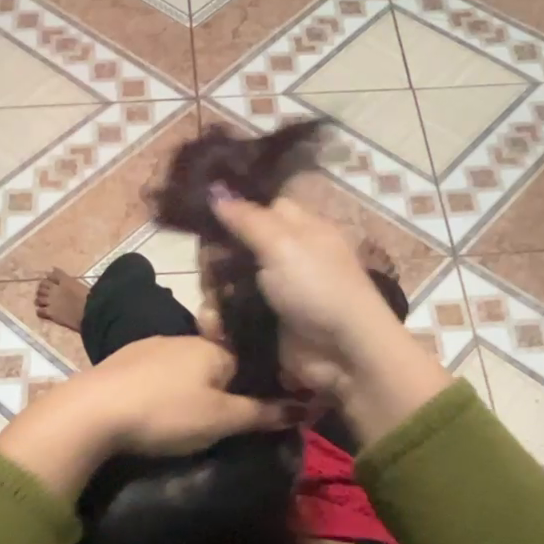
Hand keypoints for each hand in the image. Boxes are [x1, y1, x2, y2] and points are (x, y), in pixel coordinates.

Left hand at [78, 335, 292, 455]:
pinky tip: (157, 409)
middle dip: (224, 386)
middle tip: (224, 421)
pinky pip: (157, 374)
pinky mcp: (121, 362)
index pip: (251, 361)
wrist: (91, 412)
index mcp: (214, 348)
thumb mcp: (222, 420)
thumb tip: (308, 408)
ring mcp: (149, 347)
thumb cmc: (166, 414)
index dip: (259, 386)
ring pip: (184, 367)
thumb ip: (263, 413)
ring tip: (190, 418)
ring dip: (191, 388)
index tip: (260, 412)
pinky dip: (164, 390)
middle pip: (217, 362)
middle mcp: (184, 338)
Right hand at [209, 192, 450, 445]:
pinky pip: (232, 319)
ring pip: (228, 287)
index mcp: (299, 230)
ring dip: (214, 299)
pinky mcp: (265, 328)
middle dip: (215, 264)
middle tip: (207, 275)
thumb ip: (246, 218)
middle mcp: (286, 259)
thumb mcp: (283, 243)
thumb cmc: (318, 287)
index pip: (259, 210)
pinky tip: (215, 331)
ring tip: (212, 315)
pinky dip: (220, 324)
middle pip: (236, 250)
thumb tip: (215, 190)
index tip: (201, 221)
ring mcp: (275, 296)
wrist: (342, 353)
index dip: (233, 212)